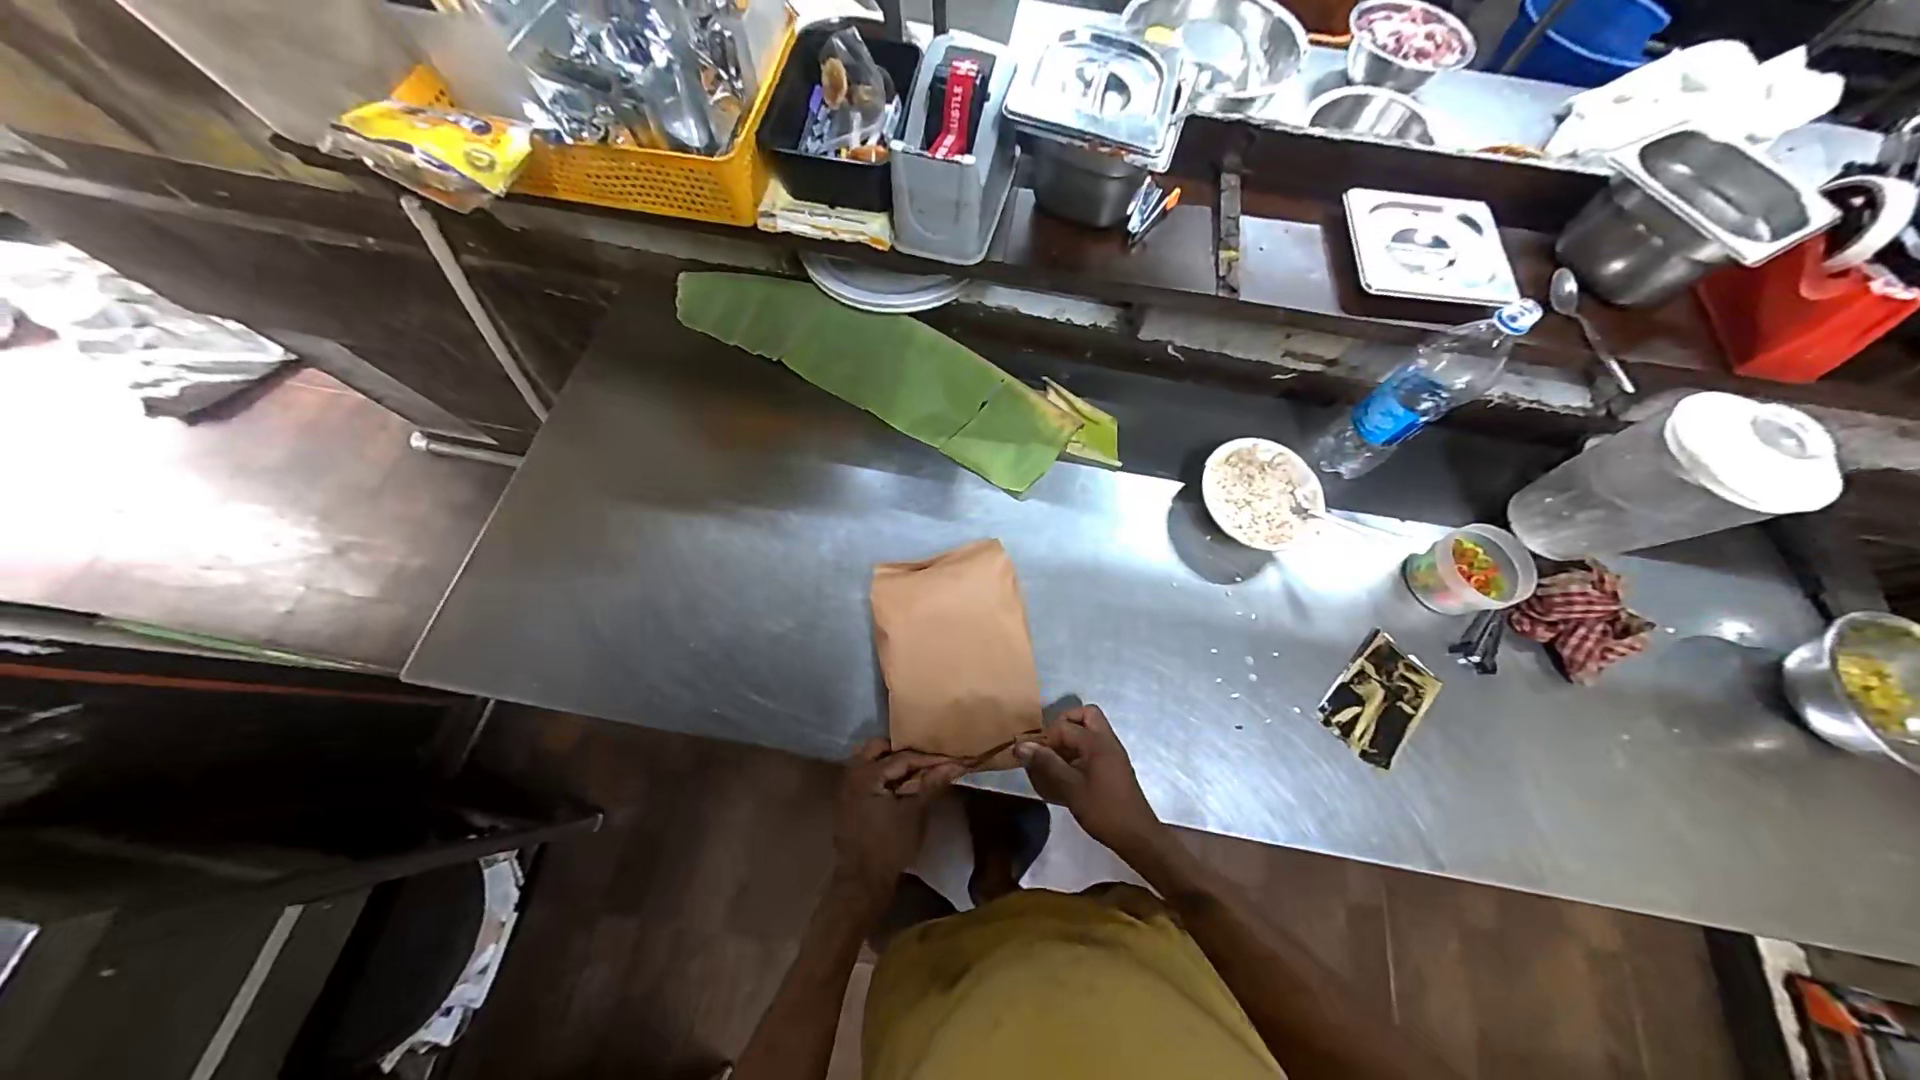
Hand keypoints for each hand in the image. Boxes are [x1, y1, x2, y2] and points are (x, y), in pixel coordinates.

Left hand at [833, 739, 964, 902]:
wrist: (862, 880)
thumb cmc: (890, 845)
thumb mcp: (914, 812)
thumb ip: (931, 784)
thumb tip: (954, 764)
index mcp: (866, 774)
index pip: (902, 757)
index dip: (928, 758)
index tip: (950, 759)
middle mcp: (852, 773)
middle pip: (880, 748)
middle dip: (904, 751)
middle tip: (928, 760)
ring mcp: (846, 785)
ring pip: (870, 759)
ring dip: (891, 761)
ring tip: (915, 770)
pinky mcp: (848, 798)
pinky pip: (866, 773)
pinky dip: (882, 772)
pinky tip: (900, 782)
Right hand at [1015, 705, 1165, 860]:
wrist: (1136, 835)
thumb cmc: (1103, 810)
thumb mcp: (1070, 787)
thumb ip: (1046, 763)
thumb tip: (1021, 745)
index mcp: (1097, 742)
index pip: (1064, 726)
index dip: (1045, 738)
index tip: (1032, 755)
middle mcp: (1107, 741)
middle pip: (1085, 715)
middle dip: (1063, 724)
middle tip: (1049, 745)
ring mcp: (1113, 753)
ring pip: (1091, 729)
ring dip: (1072, 737)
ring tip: (1055, 759)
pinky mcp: (1114, 766)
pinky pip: (1094, 745)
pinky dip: (1079, 750)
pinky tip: (1067, 772)